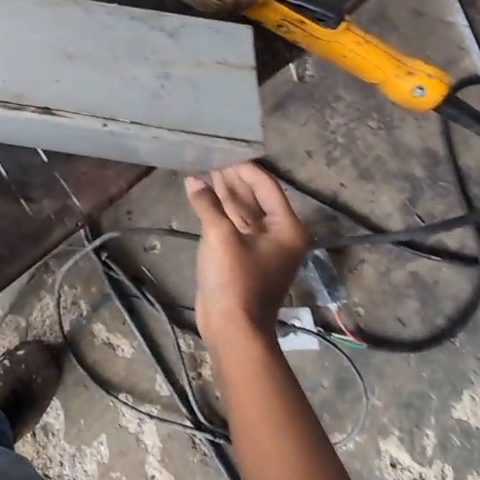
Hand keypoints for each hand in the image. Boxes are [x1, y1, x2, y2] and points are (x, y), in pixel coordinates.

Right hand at [186, 163, 307, 347]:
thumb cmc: (235, 280)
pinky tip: (202, 195)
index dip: (245, 169)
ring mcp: (260, 247)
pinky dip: (219, 210)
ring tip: (205, 170)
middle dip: (234, 179)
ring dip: (225, 193)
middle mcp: (278, 235)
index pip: (266, 187)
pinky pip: (233, 225)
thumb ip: (208, 204)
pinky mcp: (242, 257)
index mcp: (286, 229)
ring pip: (244, 211)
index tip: (223, 151)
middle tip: (212, 157)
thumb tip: (193, 180)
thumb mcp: (220, 236)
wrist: (233, 327)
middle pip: (256, 197)